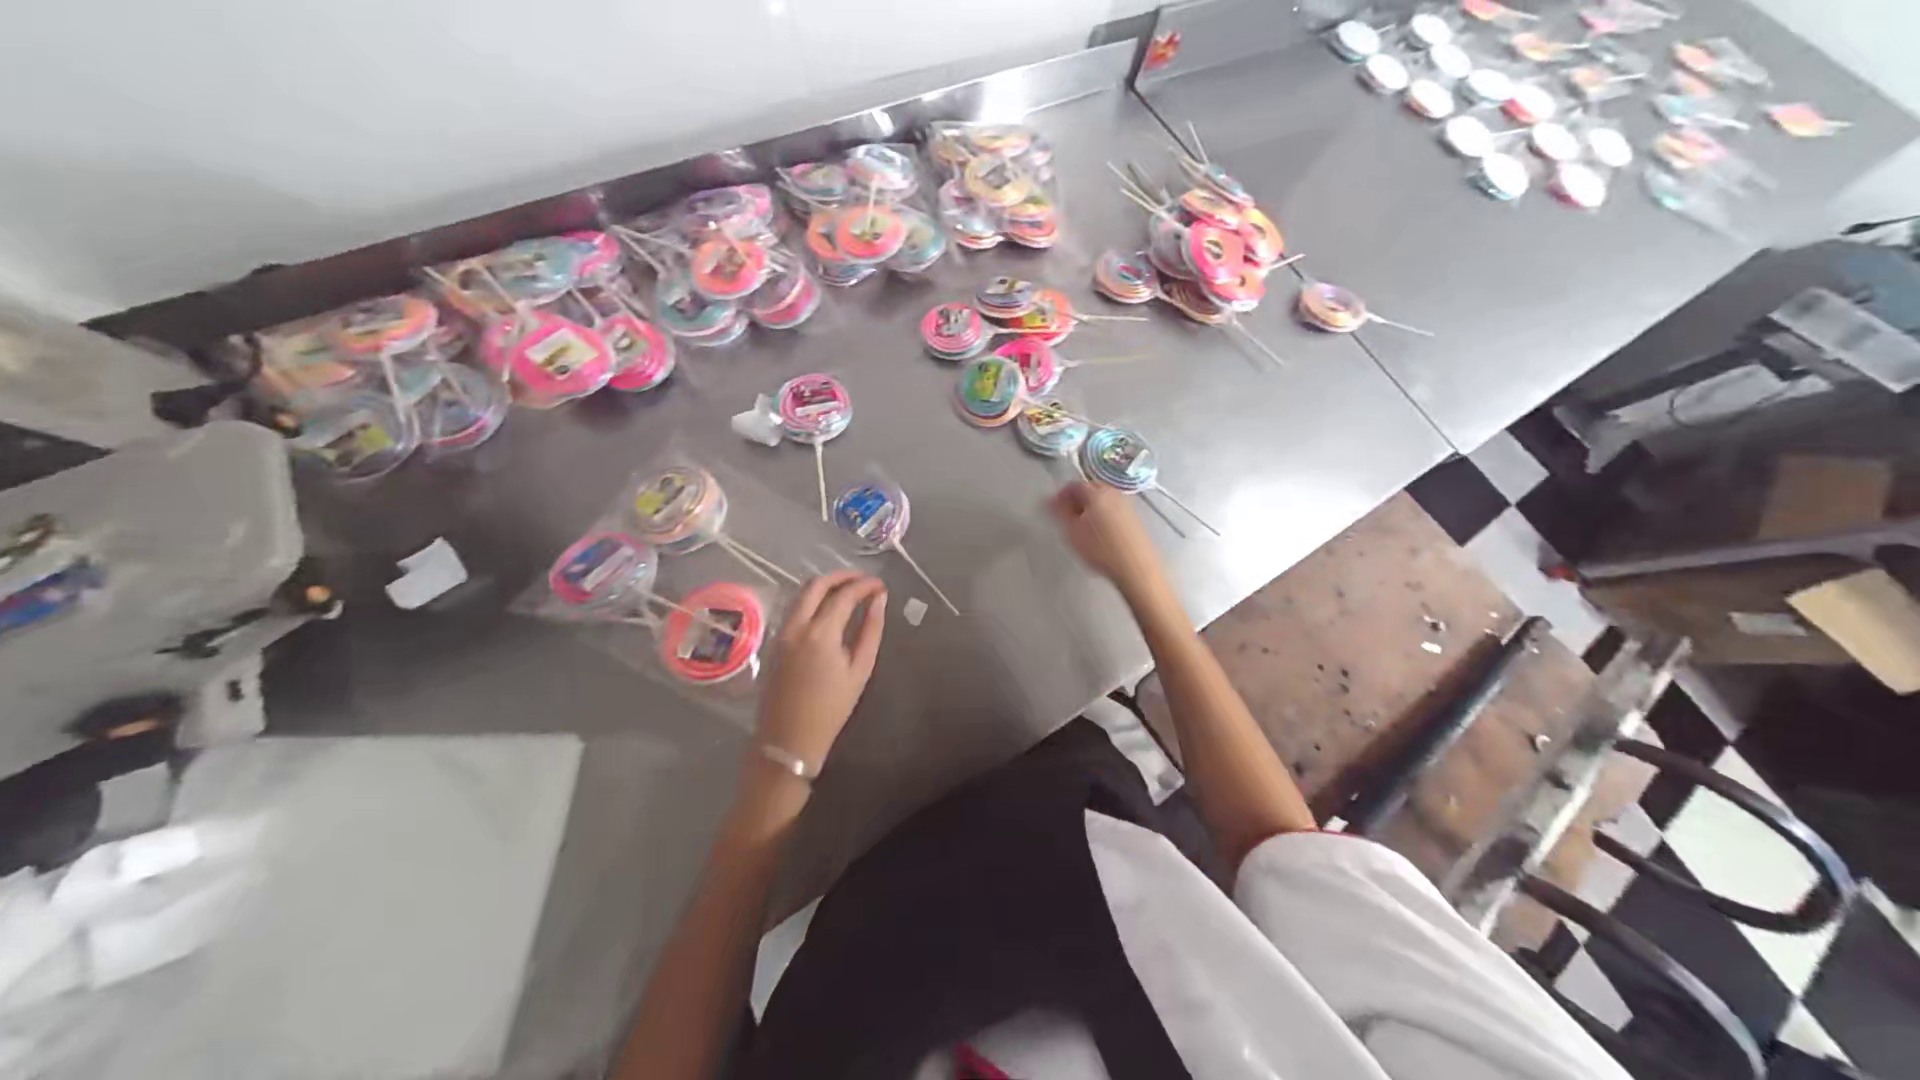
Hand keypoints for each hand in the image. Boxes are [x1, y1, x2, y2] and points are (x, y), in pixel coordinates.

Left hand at [756, 571, 886, 768]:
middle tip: (864, 580)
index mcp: (820, 633)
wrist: (788, 739)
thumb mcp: (860, 670)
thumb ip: (871, 630)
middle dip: (842, 576)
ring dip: (825, 586)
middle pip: (816, 585)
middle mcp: (796, 626)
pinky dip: (812, 600)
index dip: (865, 585)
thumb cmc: (831, 709)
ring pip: (801, 595)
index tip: (881, 586)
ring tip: (849, 591)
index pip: (844, 594)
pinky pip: (794, 609)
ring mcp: (781, 632)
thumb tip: (879, 600)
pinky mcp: (774, 642)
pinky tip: (829, 609)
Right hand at [1049, 481, 1165, 596]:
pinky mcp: (1135, 517)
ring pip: (1103, 499)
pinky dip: (1104, 514)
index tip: (1053, 508)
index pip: (1073, 485)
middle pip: (1090, 489)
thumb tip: (1051, 501)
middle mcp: (1113, 493)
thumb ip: (1060, 512)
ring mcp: (1127, 504)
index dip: (1060, 495)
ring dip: (1091, 507)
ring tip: (1083, 525)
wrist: (1136, 566)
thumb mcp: (1072, 532)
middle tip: (1067, 516)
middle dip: (1076, 499)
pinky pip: (1114, 509)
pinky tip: (1101, 532)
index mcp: (1096, 493)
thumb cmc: (1100, 549)